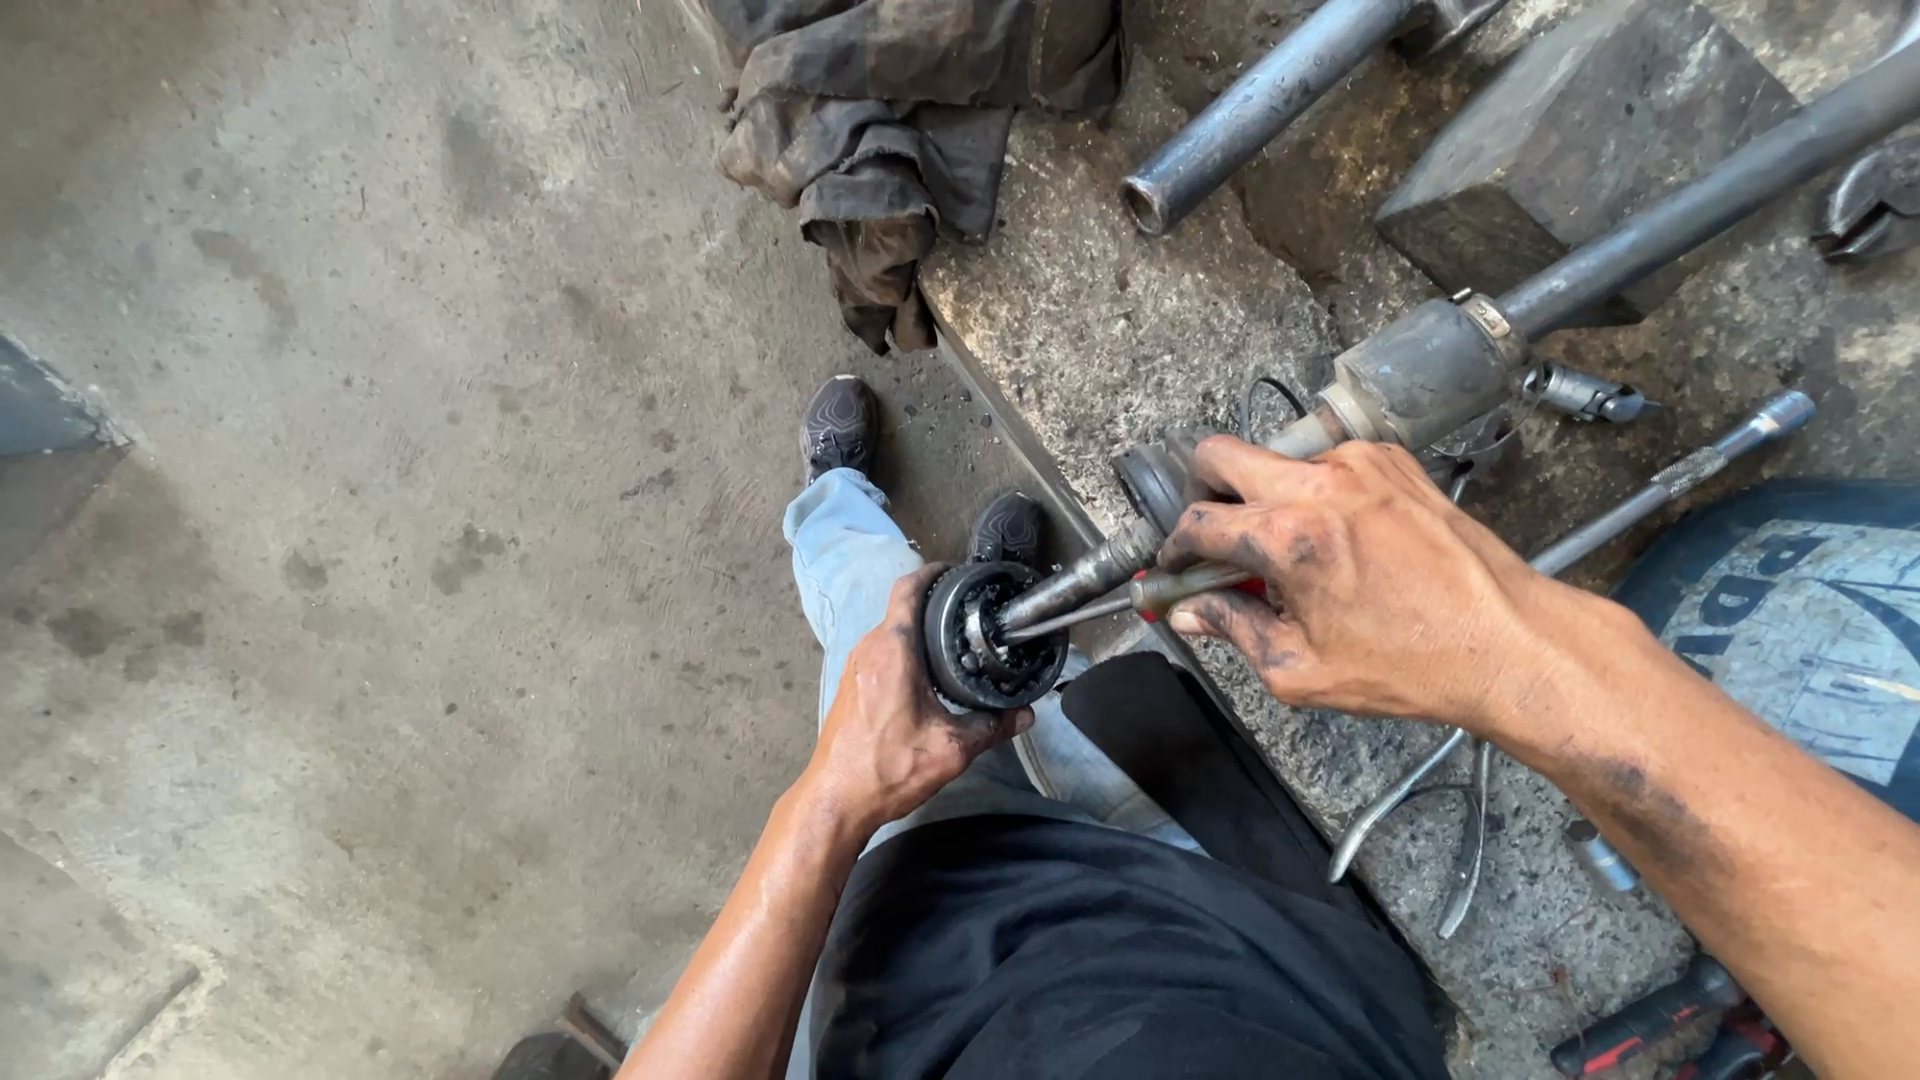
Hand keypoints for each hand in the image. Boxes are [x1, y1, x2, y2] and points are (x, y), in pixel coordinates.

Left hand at [799, 564, 1032, 832]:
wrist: (835, 800)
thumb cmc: (887, 769)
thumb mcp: (951, 749)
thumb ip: (992, 727)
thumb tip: (1025, 715)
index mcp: (892, 650)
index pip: (908, 589)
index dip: (932, 572)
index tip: (956, 572)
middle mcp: (869, 648)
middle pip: (902, 608)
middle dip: (935, 604)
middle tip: (970, 611)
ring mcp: (855, 665)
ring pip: (891, 630)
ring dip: (920, 629)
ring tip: (956, 640)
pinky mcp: (851, 683)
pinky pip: (882, 650)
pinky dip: (906, 648)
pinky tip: (930, 671)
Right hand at [1159, 436, 1577, 729]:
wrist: (1511, 642)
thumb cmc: (1411, 664)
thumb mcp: (1299, 668)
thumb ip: (1232, 628)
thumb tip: (1189, 612)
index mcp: (1289, 537)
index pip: (1196, 522)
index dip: (1172, 549)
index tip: (1174, 567)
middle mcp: (1319, 485)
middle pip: (1216, 455)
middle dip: (1197, 494)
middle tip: (1210, 536)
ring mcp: (1359, 464)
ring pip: (1272, 459)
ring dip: (1258, 496)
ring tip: (1284, 549)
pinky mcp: (1392, 462)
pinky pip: (1322, 463)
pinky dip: (1309, 492)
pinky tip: (1330, 536)